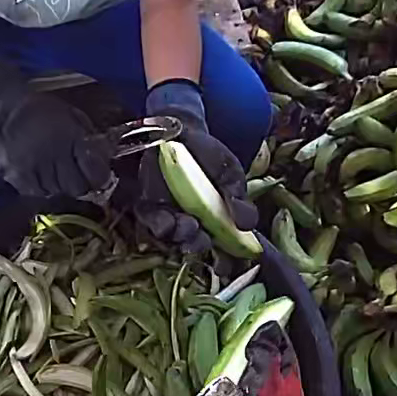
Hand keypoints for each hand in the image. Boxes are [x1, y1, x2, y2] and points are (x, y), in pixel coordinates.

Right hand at [0, 58, 113, 199]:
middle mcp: (52, 157)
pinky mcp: (13, 176)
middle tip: (73, 174)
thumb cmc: (45, 110)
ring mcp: (32, 169)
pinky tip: (37, 175)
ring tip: (52, 171)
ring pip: (55, 193)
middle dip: (78, 183)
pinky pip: (33, 193)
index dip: (99, 178)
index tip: (97, 176)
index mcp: (72, 138)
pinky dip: (38, 187)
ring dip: (57, 186)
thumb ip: (91, 139)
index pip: (96, 174)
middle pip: (75, 188)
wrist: (4, 106)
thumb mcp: (75, 117)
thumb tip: (105, 161)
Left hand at [137, 79, 256, 253]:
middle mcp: (191, 222)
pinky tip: (168, 222)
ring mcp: (169, 215)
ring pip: (172, 237)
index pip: (220, 245)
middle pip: (194, 244)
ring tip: (188, 227)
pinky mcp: (148, 206)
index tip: (225, 263)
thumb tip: (248, 225)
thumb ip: (238, 198)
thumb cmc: (209, 156)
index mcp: (215, 220)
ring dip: (180, 236)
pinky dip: (159, 224)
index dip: (223, 257)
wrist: (180, 132)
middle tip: (202, 240)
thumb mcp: (230, 173)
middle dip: (197, 246)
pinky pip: (151, 221)